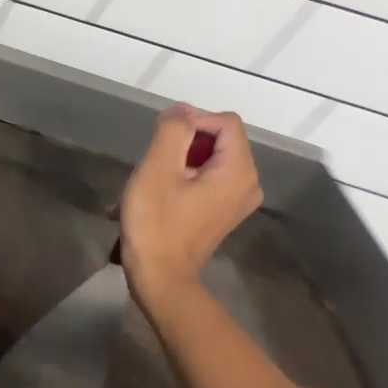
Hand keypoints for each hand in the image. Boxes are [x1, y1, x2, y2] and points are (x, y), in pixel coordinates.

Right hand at [119, 104, 261, 303]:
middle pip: (215, 142)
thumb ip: (172, 131)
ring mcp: (235, 202)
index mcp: (238, 170)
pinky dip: (175, 184)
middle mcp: (247, 183)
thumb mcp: (157, 169)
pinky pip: (201, 184)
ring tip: (140, 187)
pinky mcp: (220, 215)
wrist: (159, 276)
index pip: (224, 122)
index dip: (190, 122)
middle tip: (148, 168)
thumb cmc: (156, 222)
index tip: (158, 144)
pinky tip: (147, 200)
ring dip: (170, 167)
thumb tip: (181, 111)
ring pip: (204, 163)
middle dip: (177, 148)